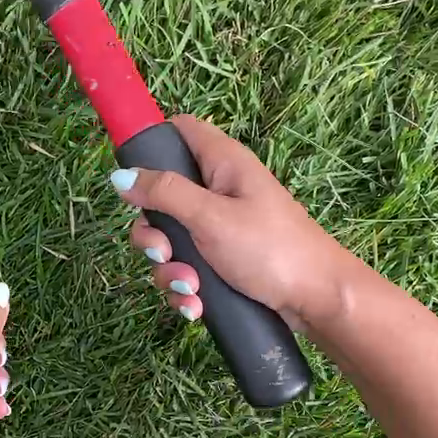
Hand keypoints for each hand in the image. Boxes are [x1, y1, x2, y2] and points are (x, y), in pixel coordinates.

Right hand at [115, 115, 363, 327]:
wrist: (316, 300)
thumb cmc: (270, 249)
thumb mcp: (211, 217)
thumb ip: (165, 194)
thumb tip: (121, 177)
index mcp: (222, 165)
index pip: (179, 132)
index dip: (151, 146)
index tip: (130, 178)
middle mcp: (217, 192)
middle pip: (160, 199)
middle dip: (153, 234)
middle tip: (164, 252)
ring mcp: (218, 228)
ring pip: (169, 242)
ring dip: (169, 270)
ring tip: (191, 289)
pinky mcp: (220, 262)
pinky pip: (184, 269)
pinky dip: (184, 289)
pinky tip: (195, 305)